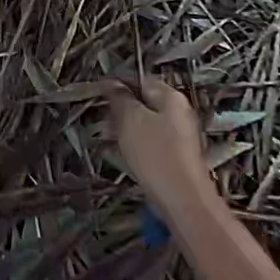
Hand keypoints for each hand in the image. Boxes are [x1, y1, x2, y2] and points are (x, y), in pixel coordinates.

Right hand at [109, 77, 212, 212]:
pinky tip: (122, 154)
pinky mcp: (175, 156)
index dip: (116, 84)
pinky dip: (135, 144)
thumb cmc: (155, 154)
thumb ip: (120, 98)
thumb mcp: (130, 119)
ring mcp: (179, 135)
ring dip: (124, 128)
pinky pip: (150, 142)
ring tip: (107, 138)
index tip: (97, 93)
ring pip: (145, 123)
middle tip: (102, 119)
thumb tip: (112, 84)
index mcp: (170, 97)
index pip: (139, 79)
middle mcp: (178, 112)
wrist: (182, 200)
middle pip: (143, 101)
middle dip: (119, 109)